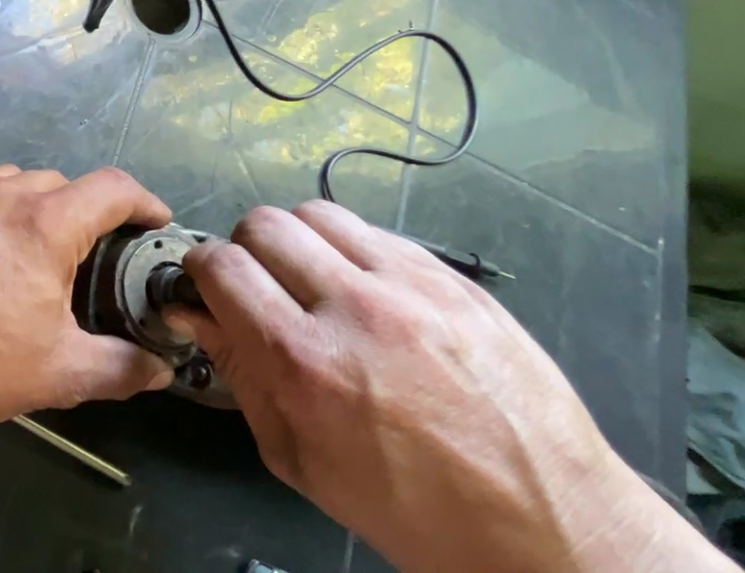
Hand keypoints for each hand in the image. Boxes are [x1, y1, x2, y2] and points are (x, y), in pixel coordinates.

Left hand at [0, 165, 175, 425]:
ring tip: (53, 250)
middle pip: (69, 184)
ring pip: (24, 182)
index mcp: (45, 224)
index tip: (157, 226)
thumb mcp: (61, 372)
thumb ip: (124, 367)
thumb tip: (160, 368)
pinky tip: (3, 246)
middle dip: (95, 213)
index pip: (113, 188)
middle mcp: (7, 194)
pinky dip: (8, 206)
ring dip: (48, 206)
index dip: (146, 203)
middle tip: (104, 256)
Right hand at [169, 201, 727, 572]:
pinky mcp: (458, 282)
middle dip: (244, 251)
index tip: (206, 287)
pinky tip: (366, 292)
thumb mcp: (298, 457)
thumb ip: (239, 373)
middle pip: (263, 225)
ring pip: (317, 213)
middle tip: (259, 288)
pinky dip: (352, 251)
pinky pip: (378, 233)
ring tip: (311, 280)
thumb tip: (193, 314)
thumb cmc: (409, 509)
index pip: (222, 265)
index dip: (199, 270)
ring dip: (297, 241)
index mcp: (305, 361)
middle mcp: (356, 308)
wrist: (551, 530)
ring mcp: (414, 287)